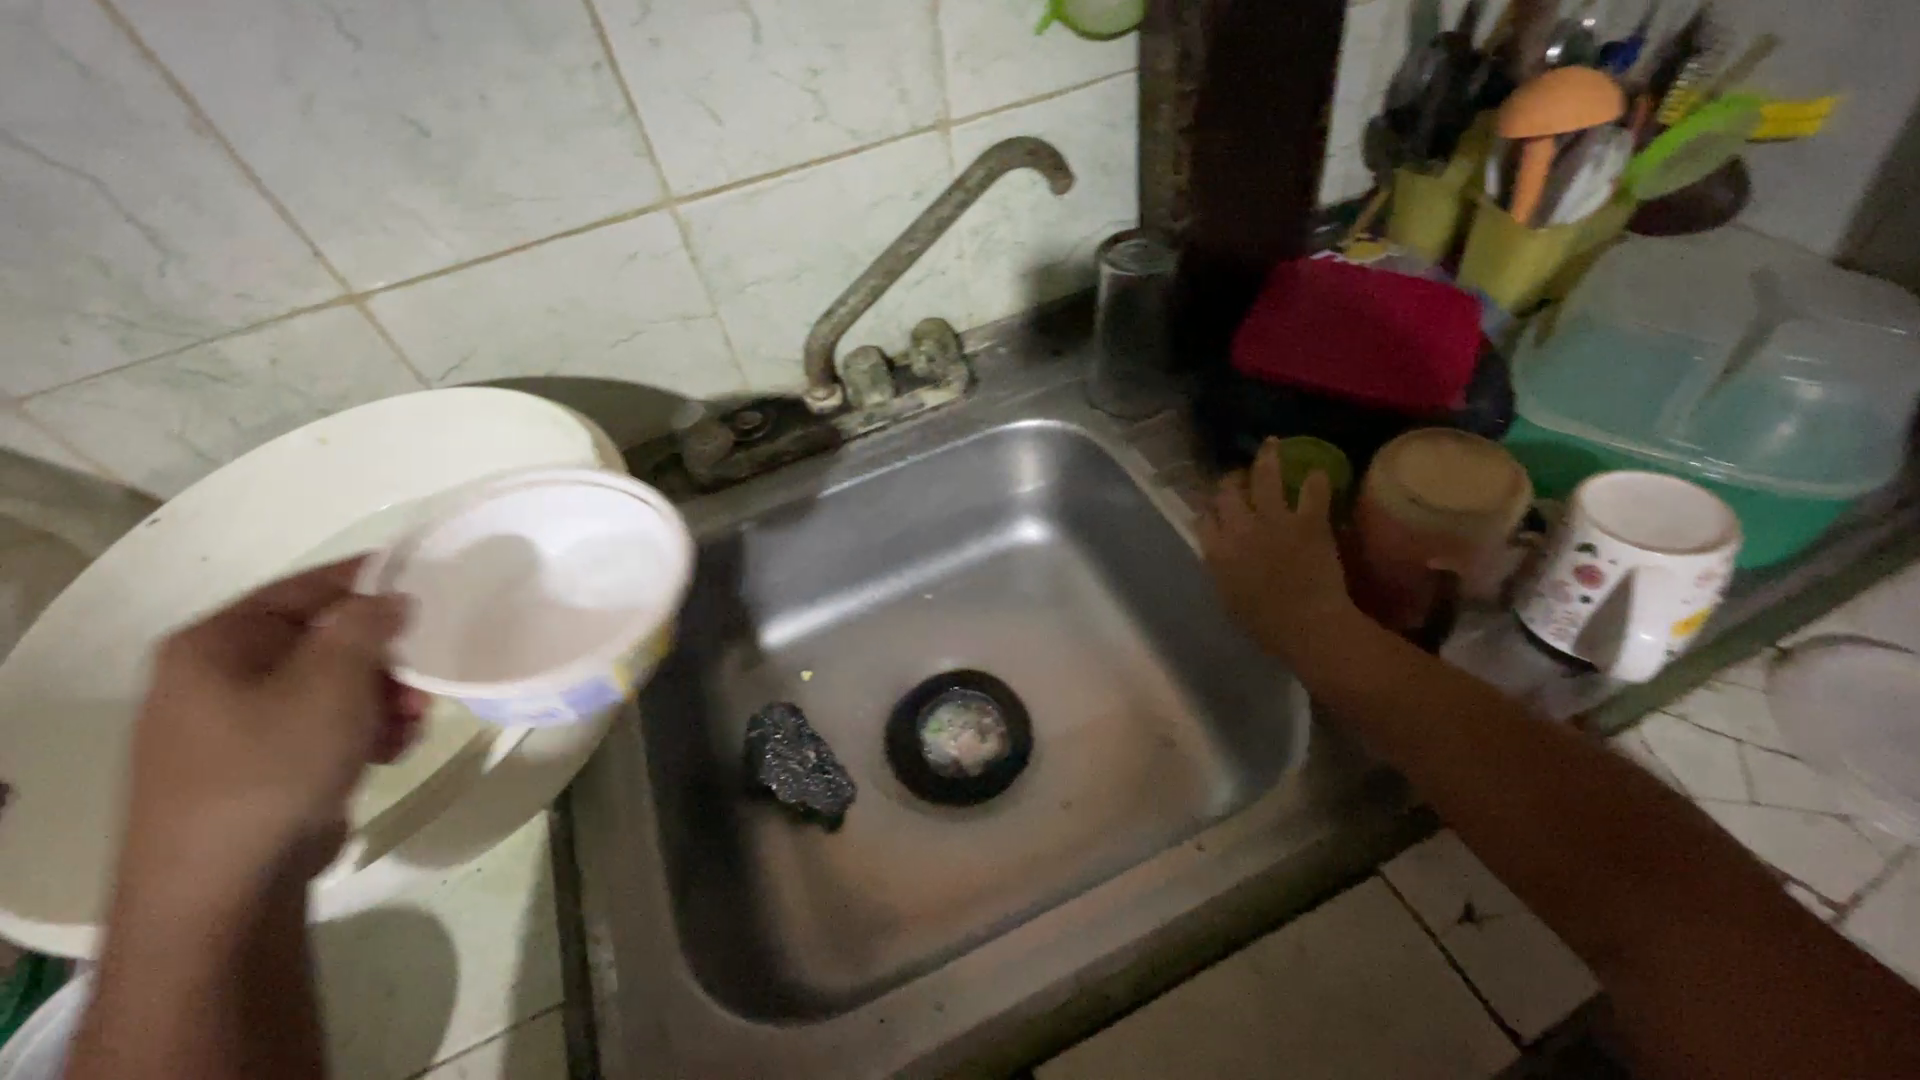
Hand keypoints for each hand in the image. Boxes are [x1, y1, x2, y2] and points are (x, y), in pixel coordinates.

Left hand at [121, 558, 424, 892]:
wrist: (224, 889)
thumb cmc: (273, 766)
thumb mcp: (332, 682)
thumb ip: (367, 625)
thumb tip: (390, 599)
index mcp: (216, 643)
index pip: (307, 587)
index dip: (371, 580)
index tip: (430, 581)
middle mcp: (217, 676)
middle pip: (325, 642)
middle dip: (385, 661)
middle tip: (425, 684)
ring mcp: (234, 725)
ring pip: (331, 687)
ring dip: (383, 701)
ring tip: (410, 728)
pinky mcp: (257, 765)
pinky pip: (321, 727)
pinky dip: (362, 732)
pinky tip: (388, 754)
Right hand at [1197, 437, 1355, 660]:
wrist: (1307, 626)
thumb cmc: (1265, 625)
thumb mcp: (1229, 599)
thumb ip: (1222, 570)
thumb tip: (1222, 556)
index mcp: (1217, 553)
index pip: (1203, 518)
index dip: (1207, 508)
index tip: (1210, 504)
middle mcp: (1239, 529)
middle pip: (1228, 493)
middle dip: (1231, 481)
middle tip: (1237, 475)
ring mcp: (1274, 521)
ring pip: (1265, 478)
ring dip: (1267, 458)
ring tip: (1271, 444)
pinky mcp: (1308, 521)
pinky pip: (1312, 492)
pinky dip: (1316, 481)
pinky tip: (1319, 472)